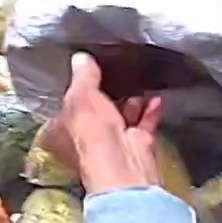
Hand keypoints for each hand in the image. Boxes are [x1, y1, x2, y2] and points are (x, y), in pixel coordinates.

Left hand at [42, 53, 163, 194]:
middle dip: (108, 94)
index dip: (76, 91)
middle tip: (116, 72)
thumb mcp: (81, 96)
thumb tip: (81, 58)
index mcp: (65, 130)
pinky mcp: (138, 145)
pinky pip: (145, 124)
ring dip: (132, 102)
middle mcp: (89, 137)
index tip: (85, 73)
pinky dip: (151, 111)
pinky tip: (156, 98)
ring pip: (123, 117)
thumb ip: (83, 76)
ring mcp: (115, 142)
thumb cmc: (93, 131)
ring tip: (138, 82)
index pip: (67, 108)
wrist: (124, 164)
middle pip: (97, 111)